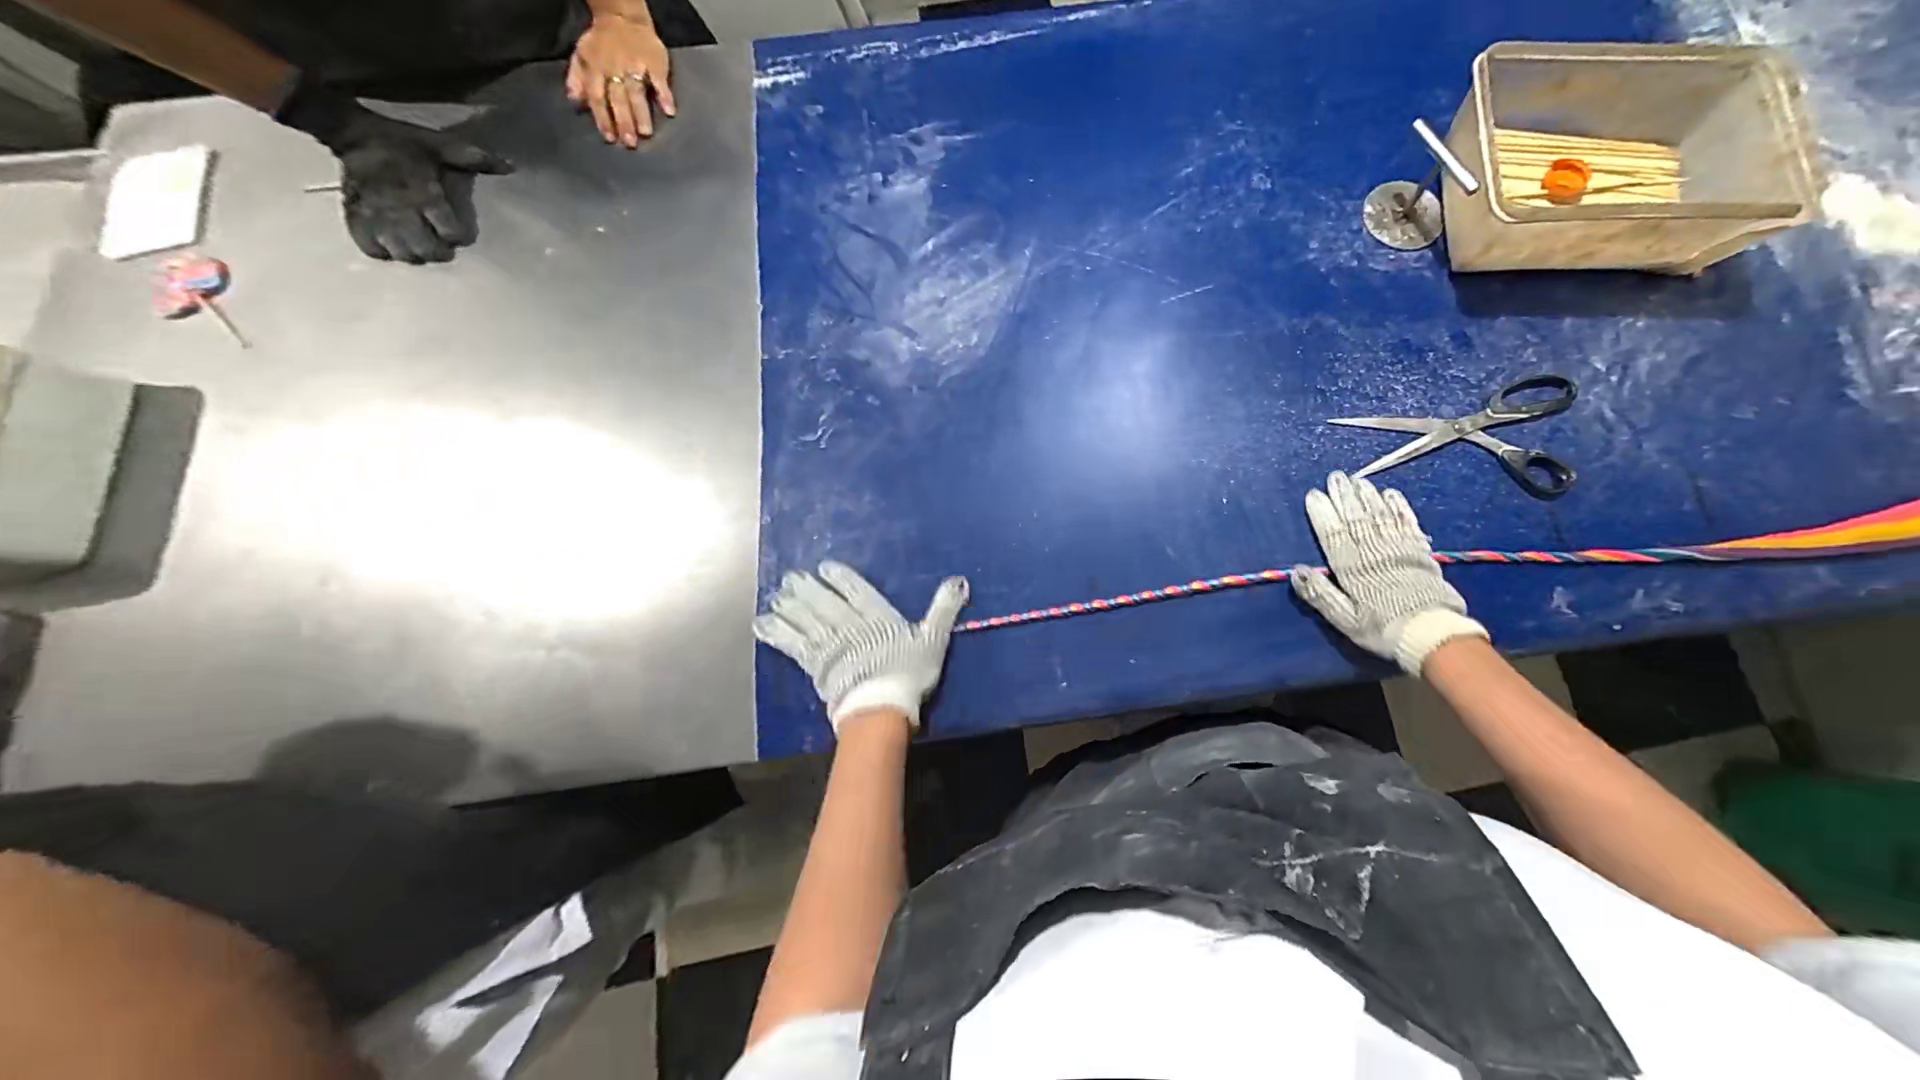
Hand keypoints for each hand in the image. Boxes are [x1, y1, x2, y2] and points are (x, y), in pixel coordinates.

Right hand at [277, 80, 511, 262]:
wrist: (350, 131)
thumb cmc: (402, 142)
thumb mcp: (440, 145)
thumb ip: (474, 158)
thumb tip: (510, 166)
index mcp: (426, 195)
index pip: (452, 233)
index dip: (459, 236)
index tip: (457, 230)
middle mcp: (402, 211)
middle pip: (428, 250)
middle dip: (440, 252)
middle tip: (440, 244)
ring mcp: (377, 216)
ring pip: (403, 254)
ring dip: (415, 254)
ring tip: (418, 245)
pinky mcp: (355, 217)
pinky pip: (371, 249)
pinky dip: (383, 252)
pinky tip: (391, 244)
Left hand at [567, 14, 676, 146]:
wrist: (622, 17)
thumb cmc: (602, 41)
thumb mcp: (582, 55)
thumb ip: (577, 78)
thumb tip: (574, 100)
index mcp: (596, 68)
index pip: (597, 97)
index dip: (603, 118)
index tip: (610, 138)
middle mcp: (615, 69)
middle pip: (618, 99)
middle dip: (623, 121)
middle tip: (629, 142)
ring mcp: (635, 66)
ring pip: (637, 92)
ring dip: (641, 113)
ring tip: (646, 133)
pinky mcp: (654, 62)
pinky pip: (659, 81)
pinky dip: (664, 96)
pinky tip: (669, 111)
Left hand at [754, 562, 968, 730]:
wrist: (882, 706)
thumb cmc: (909, 673)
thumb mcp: (932, 639)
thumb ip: (943, 610)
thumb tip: (958, 581)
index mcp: (877, 616)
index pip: (856, 590)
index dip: (840, 577)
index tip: (825, 567)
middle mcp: (850, 624)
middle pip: (824, 601)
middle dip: (807, 588)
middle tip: (791, 577)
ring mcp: (830, 643)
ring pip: (806, 618)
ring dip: (790, 606)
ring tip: (777, 595)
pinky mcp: (815, 664)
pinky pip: (792, 644)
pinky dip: (777, 633)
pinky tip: (762, 624)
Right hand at [1289, 471, 1487, 674]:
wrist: (1432, 635)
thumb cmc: (1382, 629)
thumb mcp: (1344, 620)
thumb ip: (1320, 594)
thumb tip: (1298, 571)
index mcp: (1352, 568)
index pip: (1332, 533)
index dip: (1322, 513)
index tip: (1313, 495)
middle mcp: (1374, 552)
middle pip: (1356, 517)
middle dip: (1344, 495)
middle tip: (1335, 477)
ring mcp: (1399, 549)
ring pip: (1380, 515)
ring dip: (1368, 495)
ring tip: (1358, 480)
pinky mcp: (1420, 552)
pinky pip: (1407, 522)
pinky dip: (1399, 506)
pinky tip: (1391, 494)